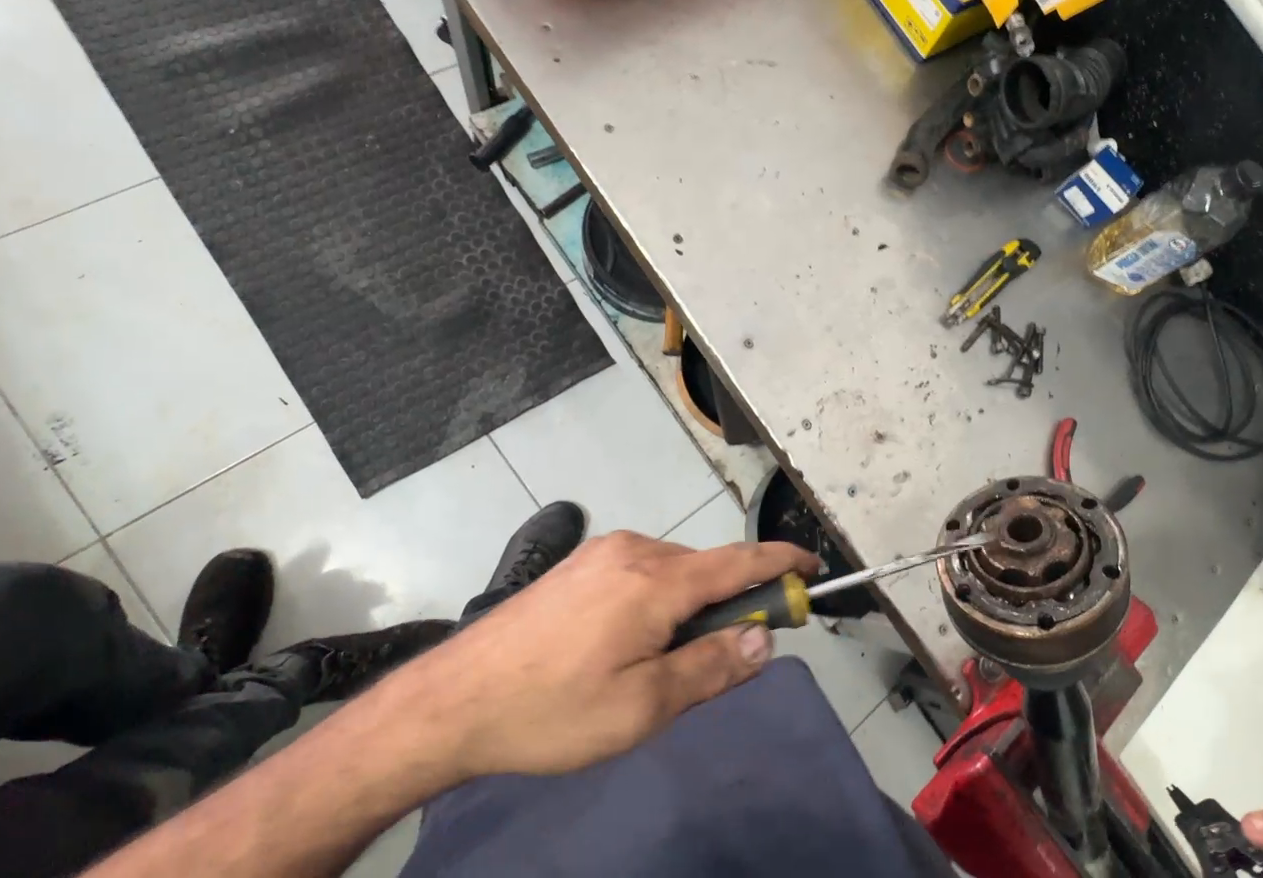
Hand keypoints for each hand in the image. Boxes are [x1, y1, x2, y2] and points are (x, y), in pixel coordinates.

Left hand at [397, 532, 817, 781]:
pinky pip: (639, 573)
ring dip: (690, 605)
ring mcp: (599, 553)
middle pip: (706, 568)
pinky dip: (659, 599)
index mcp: (656, 580)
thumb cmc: (551, 711)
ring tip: (666, 664)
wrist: (448, 704)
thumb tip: (763, 639)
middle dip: (731, 601)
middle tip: (729, 654)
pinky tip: (630, 644)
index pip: (740, 560)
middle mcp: (632, 550)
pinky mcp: (575, 566)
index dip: (782, 562)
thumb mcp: (643, 707)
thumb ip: (711, 668)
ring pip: (672, 572)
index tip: (813, 567)